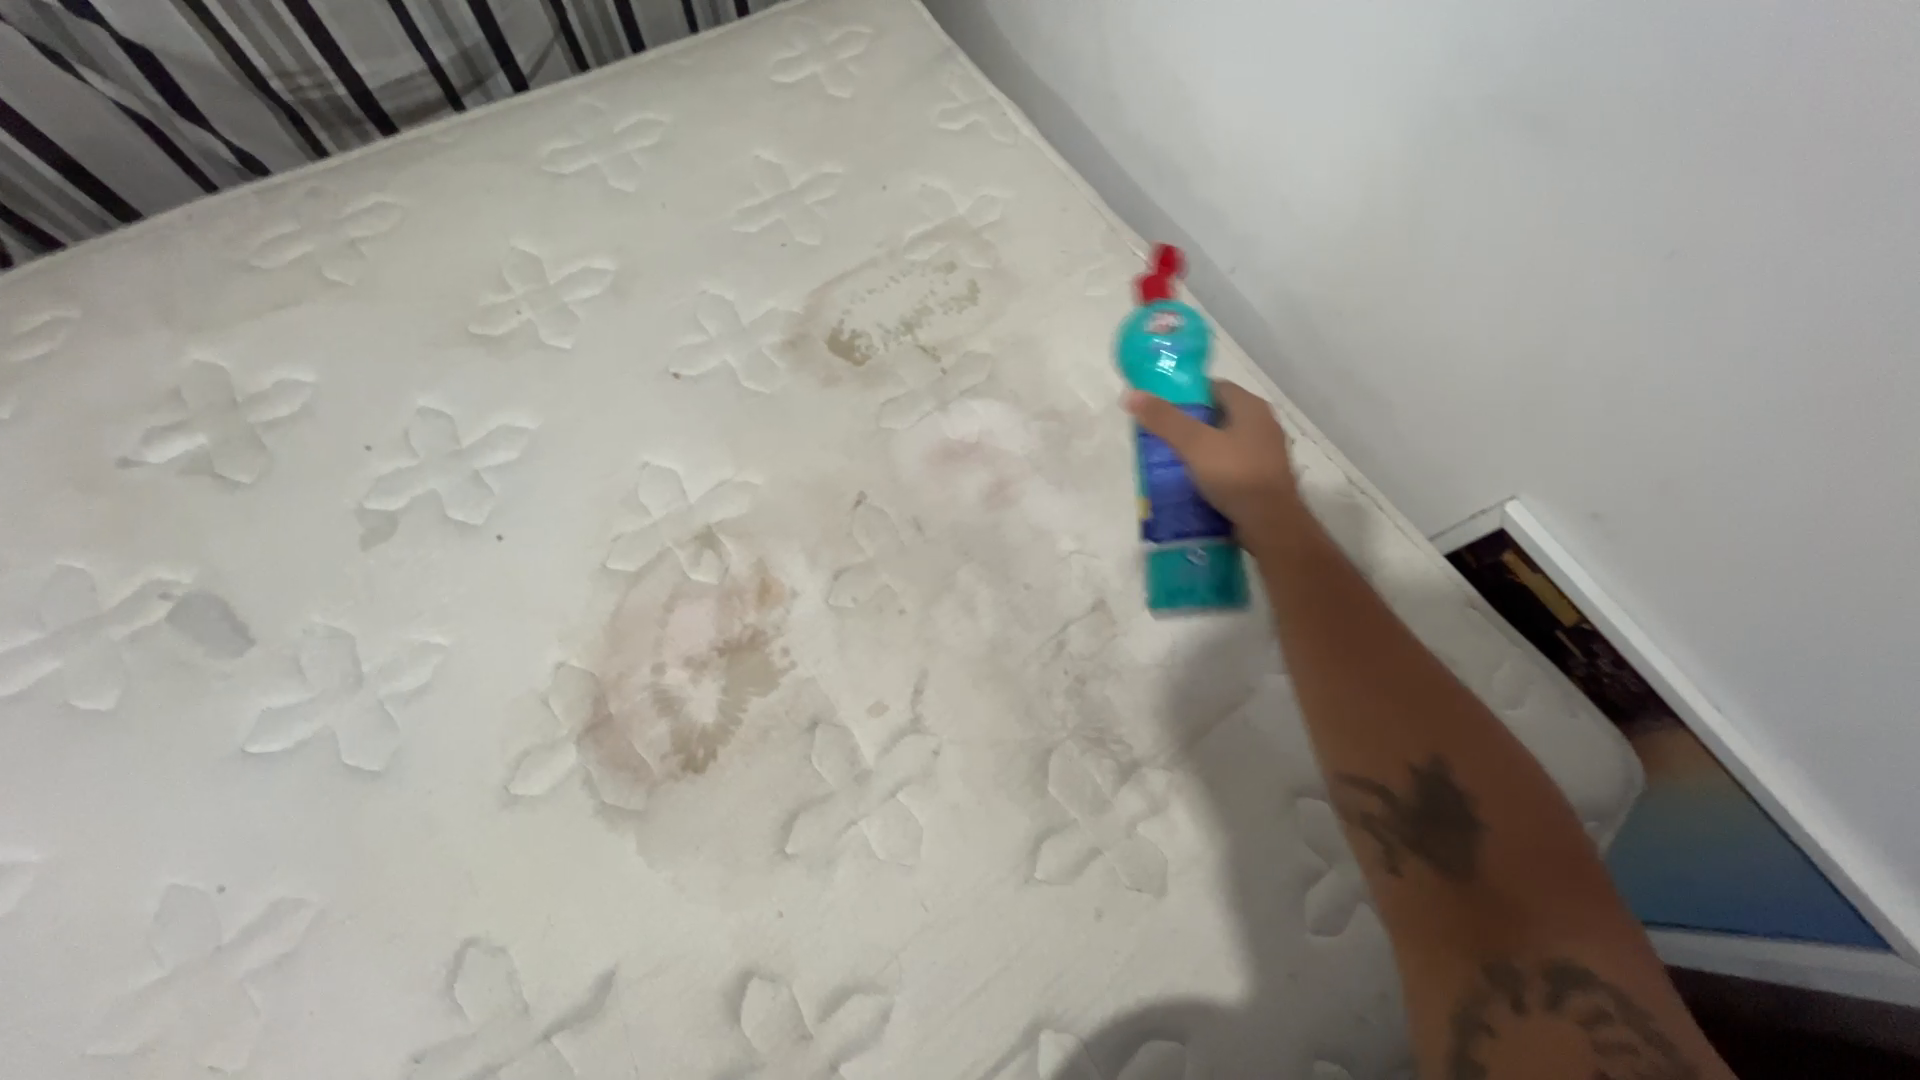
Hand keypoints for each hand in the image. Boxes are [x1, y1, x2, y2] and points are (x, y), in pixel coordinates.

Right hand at [1124, 380, 1305, 548]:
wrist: (1271, 524)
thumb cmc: (1235, 475)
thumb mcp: (1194, 444)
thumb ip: (1164, 419)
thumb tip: (1131, 394)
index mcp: (1251, 407)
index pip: (1215, 387)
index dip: (1187, 394)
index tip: (1161, 408)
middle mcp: (1264, 424)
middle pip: (1220, 415)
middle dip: (1191, 423)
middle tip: (1162, 435)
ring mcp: (1267, 453)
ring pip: (1226, 442)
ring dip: (1202, 448)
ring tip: (1173, 460)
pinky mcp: (1264, 479)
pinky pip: (1232, 466)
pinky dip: (1214, 469)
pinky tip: (1195, 482)